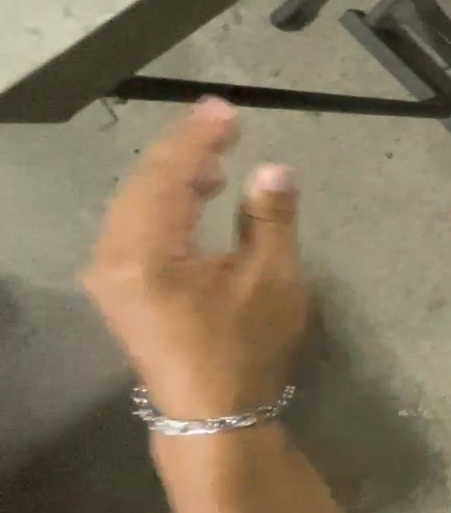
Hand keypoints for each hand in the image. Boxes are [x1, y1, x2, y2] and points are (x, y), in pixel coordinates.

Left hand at [80, 99, 309, 419]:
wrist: (213, 404)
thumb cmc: (245, 340)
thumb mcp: (272, 277)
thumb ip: (270, 219)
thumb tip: (274, 169)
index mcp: (145, 253)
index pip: (166, 179)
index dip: (196, 140)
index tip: (224, 108)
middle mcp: (114, 257)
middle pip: (142, 186)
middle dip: (183, 148)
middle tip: (222, 116)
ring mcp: (114, 272)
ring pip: (138, 203)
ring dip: (177, 170)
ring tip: (218, 145)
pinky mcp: (127, 282)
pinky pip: (141, 222)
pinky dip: (170, 197)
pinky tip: (200, 190)